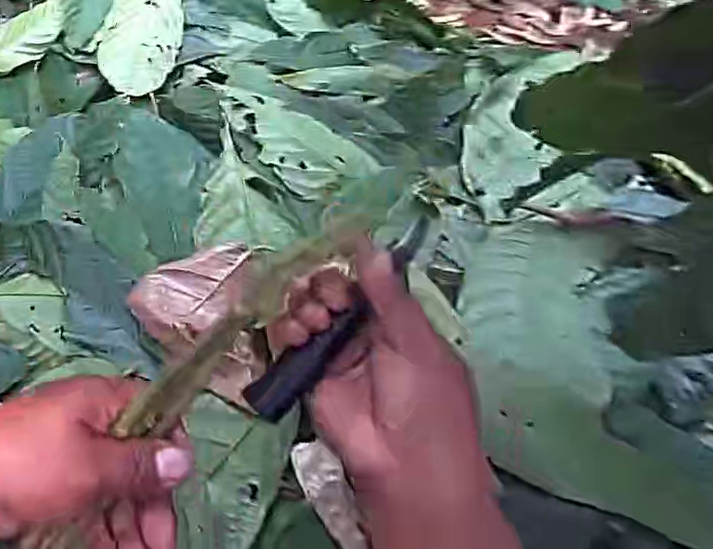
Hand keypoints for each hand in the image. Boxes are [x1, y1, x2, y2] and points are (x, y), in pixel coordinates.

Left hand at [0, 376, 191, 547]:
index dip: (169, 445)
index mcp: (100, 399)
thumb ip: (138, 463)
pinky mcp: (56, 476)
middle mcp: (89, 418)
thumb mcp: (92, 466)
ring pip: (115, 482)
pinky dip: (105, 525)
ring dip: (131, 521)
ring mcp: (71, 447)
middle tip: (158, 543)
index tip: (176, 486)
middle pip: (136, 454)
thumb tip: (182, 455)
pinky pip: (92, 498)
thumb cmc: (31, 461)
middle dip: (151, 500)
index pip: (151, 409)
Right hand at [269, 238, 514, 548]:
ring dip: (304, 305)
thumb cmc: (427, 406)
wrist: (406, 470)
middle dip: (323, 286)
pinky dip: (285, 328)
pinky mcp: (305, 369)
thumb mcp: (417, 346)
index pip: (363, 280)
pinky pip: (285, 335)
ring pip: (303, 306)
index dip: (349, 267)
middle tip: (331, 302)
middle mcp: (360, 332)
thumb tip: (370, 243)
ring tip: (316, 323)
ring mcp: (330, 350)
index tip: (337, 253)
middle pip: (327, 288)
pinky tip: (298, 336)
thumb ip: (389, 295)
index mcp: (394, 323)